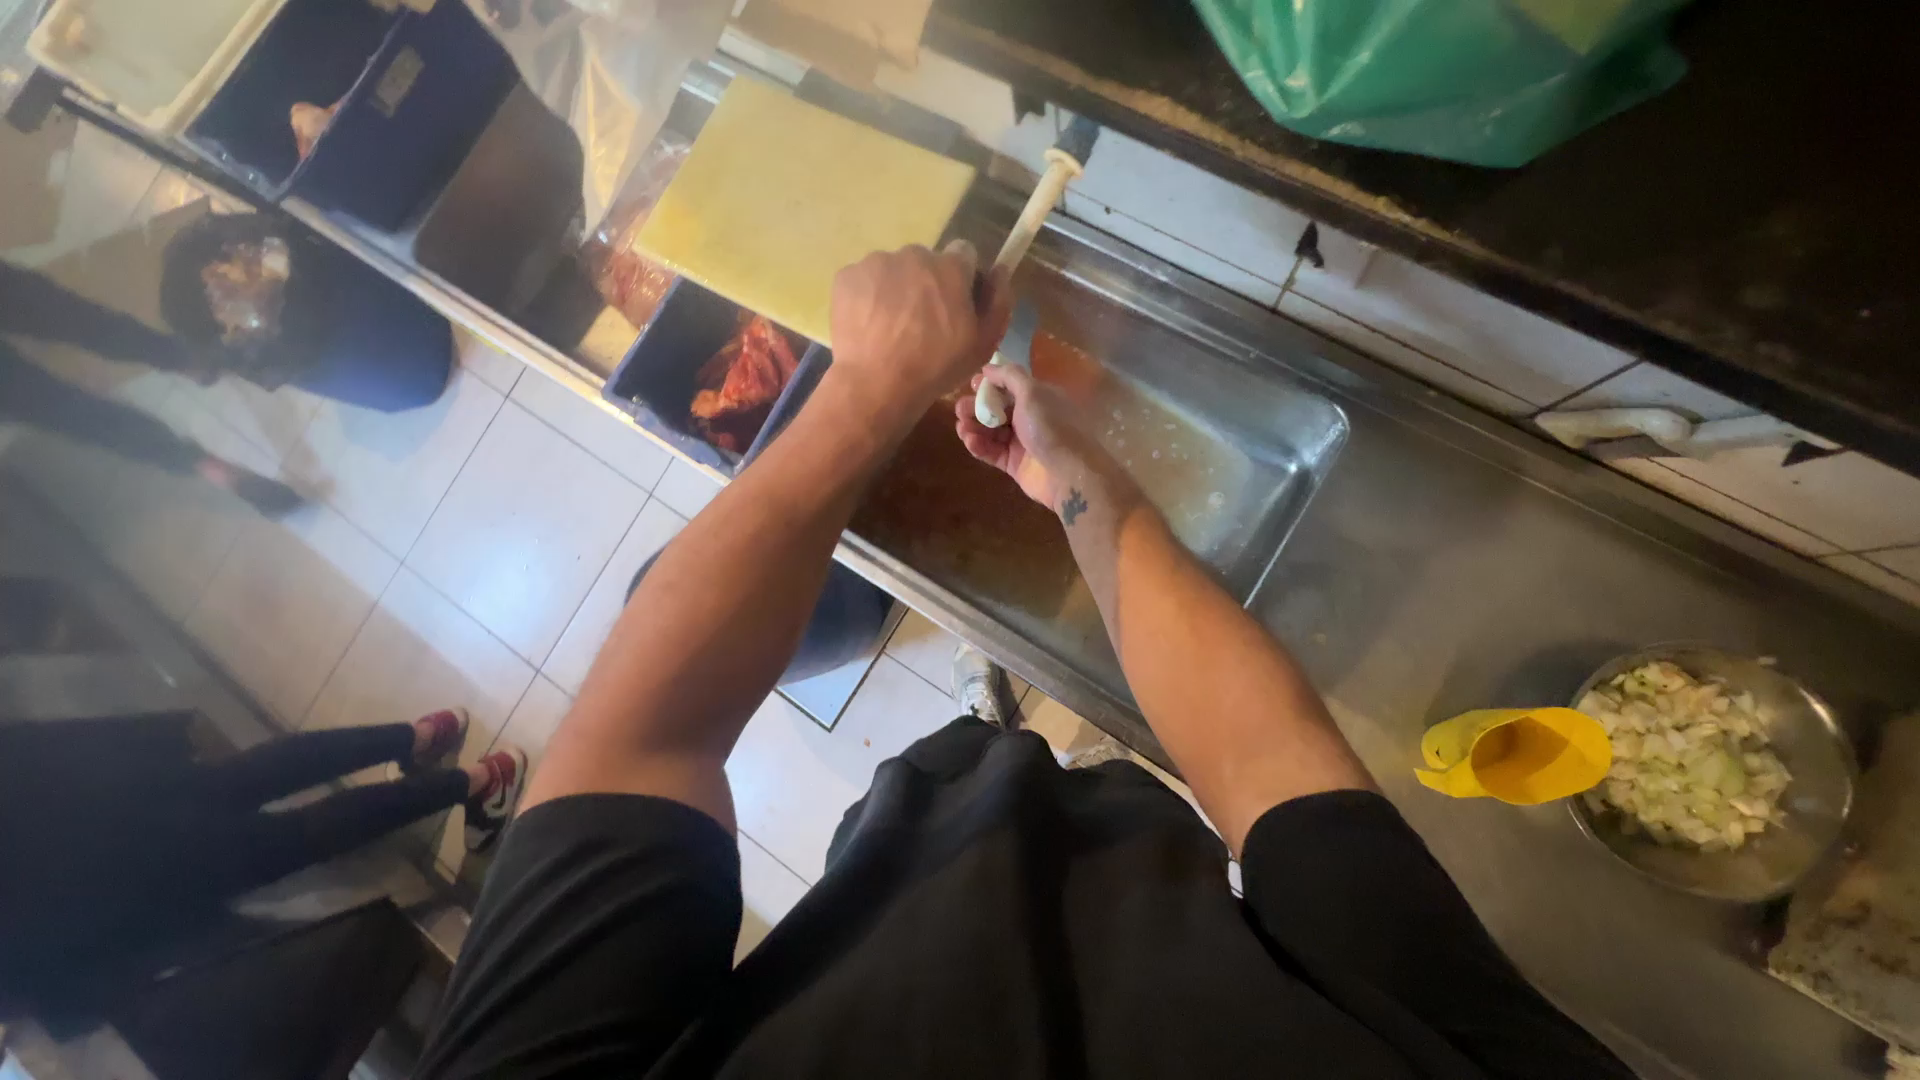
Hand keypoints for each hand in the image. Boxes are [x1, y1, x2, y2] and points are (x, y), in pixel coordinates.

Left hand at [830, 242, 1011, 413]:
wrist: (877, 384)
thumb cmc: (936, 367)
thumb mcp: (983, 343)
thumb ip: (999, 302)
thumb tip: (1000, 271)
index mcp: (951, 267)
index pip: (964, 253)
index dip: (963, 278)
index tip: (956, 304)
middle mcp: (914, 254)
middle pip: (926, 262)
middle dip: (927, 284)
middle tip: (921, 323)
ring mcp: (876, 263)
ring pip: (893, 270)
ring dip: (897, 289)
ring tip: (892, 328)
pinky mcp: (847, 277)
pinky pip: (864, 280)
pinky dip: (868, 297)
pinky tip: (869, 327)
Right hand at [955, 363, 1117, 513]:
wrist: (1068, 473)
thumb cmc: (1051, 427)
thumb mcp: (1032, 392)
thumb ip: (1009, 376)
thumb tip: (988, 368)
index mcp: (1038, 398)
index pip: (1009, 386)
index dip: (990, 385)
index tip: (972, 385)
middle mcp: (1030, 418)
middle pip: (997, 409)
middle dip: (976, 407)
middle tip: (960, 409)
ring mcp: (1022, 442)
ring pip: (991, 431)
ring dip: (974, 426)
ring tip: (961, 427)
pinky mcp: (1014, 464)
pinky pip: (991, 452)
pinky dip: (979, 445)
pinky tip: (969, 440)